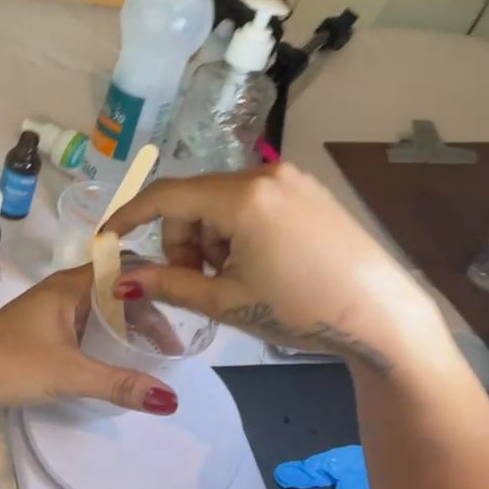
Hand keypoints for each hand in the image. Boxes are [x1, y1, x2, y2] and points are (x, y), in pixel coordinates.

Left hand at [0, 266, 180, 414]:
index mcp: (68, 287)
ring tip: (147, 352)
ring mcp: (45, 310)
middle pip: (113, 291)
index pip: (124, 271)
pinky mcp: (36, 329)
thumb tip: (168, 399)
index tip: (181, 312)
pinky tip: (109, 357)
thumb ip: (119, 384)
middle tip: (169, 344)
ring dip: (123, 326)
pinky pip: (80, 323)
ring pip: (96, 309)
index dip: (155, 288)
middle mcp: (58, 291)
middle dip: (144, 313)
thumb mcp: (70, 374)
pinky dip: (102, 335)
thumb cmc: (11, 365)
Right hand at [102, 164, 446, 375]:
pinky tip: (253, 264)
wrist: (380, 314)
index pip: (166, 195)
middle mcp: (264, 174)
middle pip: (193, 199)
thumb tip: (121, 282)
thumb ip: (168, 285)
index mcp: (243, 198)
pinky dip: (234, 231)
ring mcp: (290, 179)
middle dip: (181, 240)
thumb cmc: (299, 309)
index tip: (108, 239)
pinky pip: (249, 202)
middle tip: (193, 282)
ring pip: (220, 202)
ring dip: (208, 238)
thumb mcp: (226, 301)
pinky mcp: (307, 191)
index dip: (130, 216)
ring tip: (229, 279)